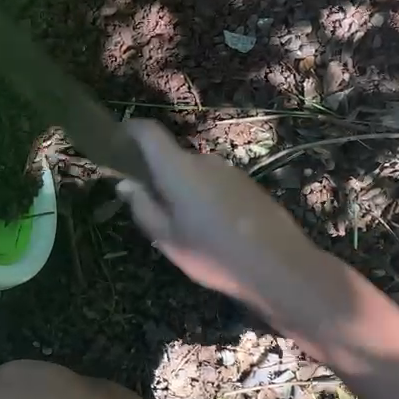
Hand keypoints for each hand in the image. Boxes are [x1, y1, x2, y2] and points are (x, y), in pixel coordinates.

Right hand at [118, 120, 328, 325]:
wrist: (282, 268)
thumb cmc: (214, 253)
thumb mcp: (167, 238)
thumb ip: (142, 207)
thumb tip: (125, 184)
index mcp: (177, 168)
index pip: (148, 132)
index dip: (129, 130)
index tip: (115, 142)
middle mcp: (204, 160)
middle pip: (171, 156)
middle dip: (156, 174)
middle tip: (149, 206)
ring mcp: (230, 171)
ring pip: (194, 173)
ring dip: (182, 188)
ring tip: (183, 225)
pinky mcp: (249, 186)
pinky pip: (215, 184)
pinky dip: (204, 197)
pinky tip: (212, 230)